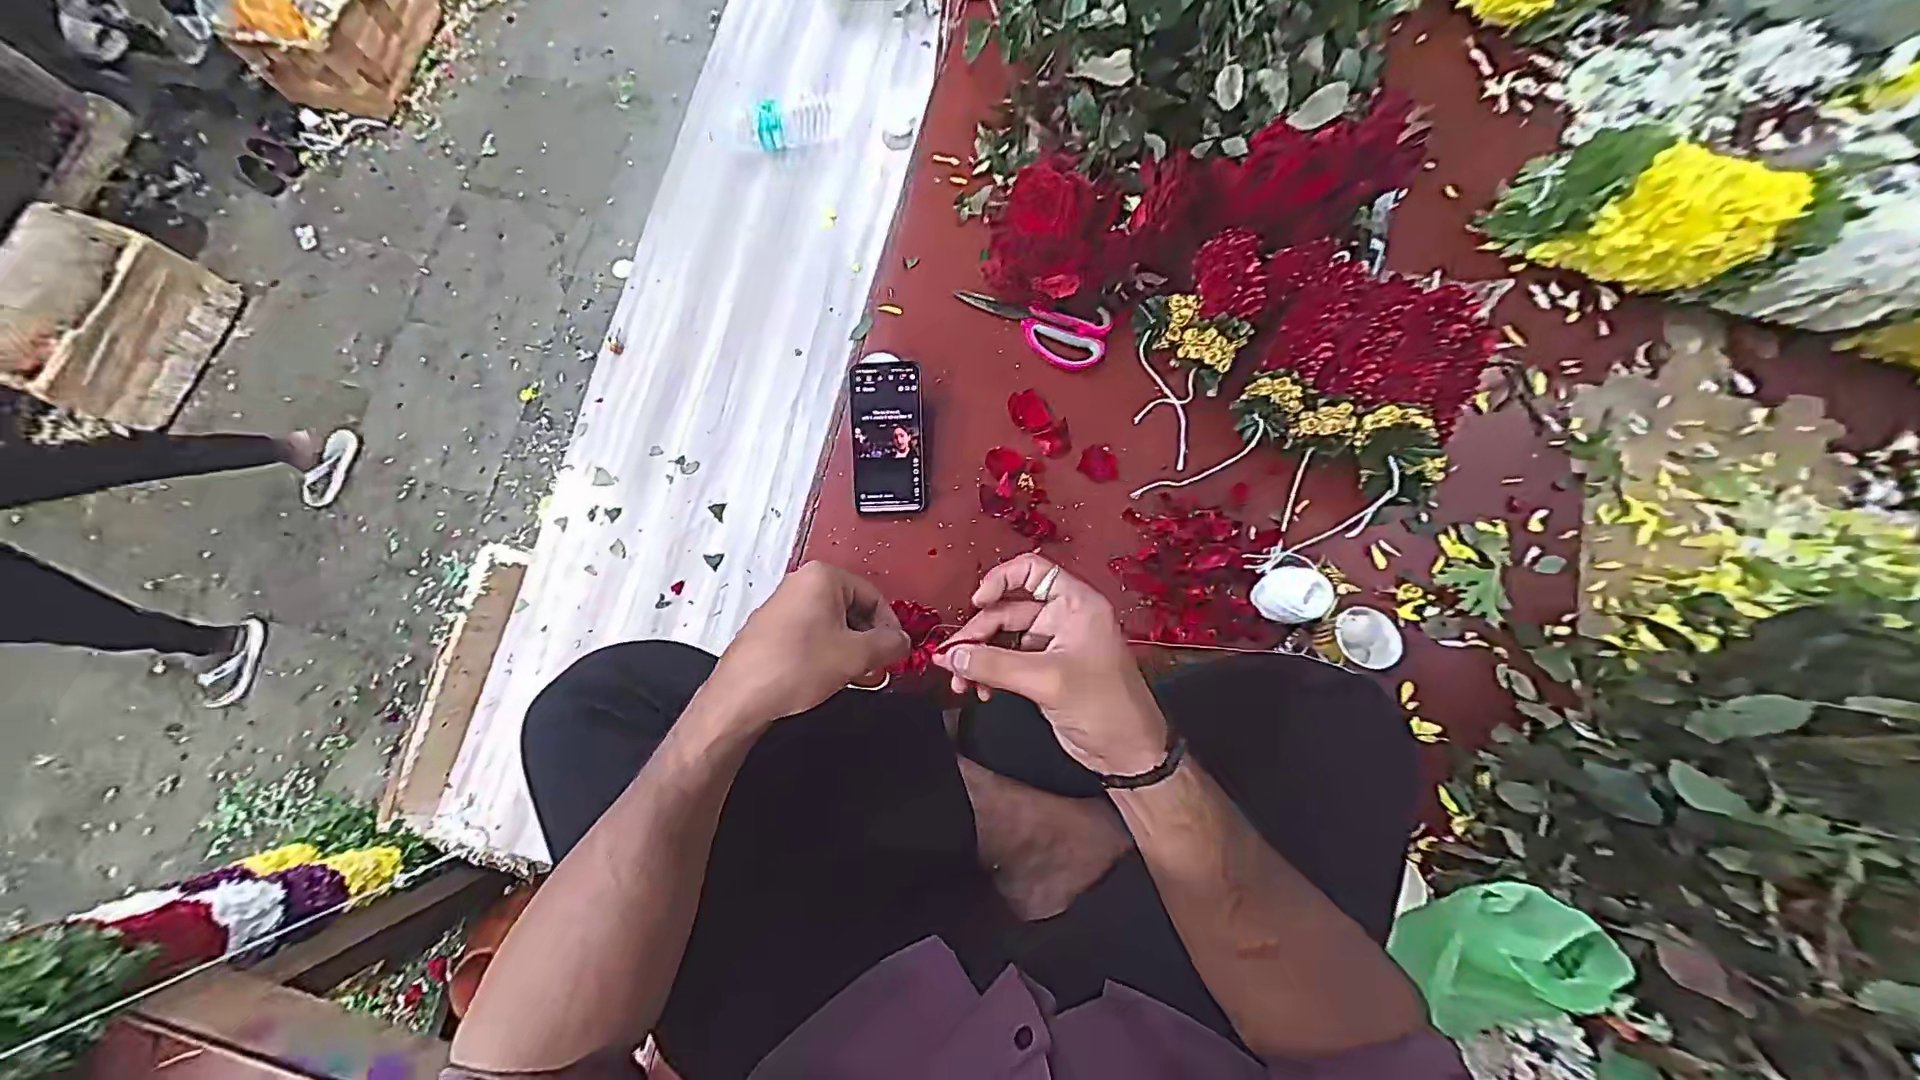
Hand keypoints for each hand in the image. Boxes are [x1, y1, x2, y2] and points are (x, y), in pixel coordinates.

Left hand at [706, 562, 908, 724]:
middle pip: (854, 609)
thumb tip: (903, 642)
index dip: (890, 627)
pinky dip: (827, 653)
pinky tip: (829, 677)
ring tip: (855, 676)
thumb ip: (889, 644)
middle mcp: (801, 583)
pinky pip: (812, 634)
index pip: (874, 596)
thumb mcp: (857, 655)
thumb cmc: (795, 667)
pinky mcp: (771, 628)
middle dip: (869, 641)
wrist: (739, 698)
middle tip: (877, 667)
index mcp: (822, 576)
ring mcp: (783, 605)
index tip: (896, 652)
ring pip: (833, 624)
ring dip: (850, 650)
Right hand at [933, 554, 1167, 775]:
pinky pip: (1007, 661)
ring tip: (960, 680)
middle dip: (979, 633)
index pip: (1032, 570)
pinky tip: (979, 690)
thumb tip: (953, 656)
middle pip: (1008, 608)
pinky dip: (989, 672)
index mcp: (1076, 604)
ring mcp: (1053, 644)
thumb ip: (995, 665)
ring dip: (979, 657)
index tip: (977, 602)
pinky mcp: (1044, 669)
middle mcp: (1064, 618)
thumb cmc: (1106, 708)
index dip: (1000, 580)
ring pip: (1003, 638)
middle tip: (954, 657)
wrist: (1128, 753)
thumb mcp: (1047, 681)